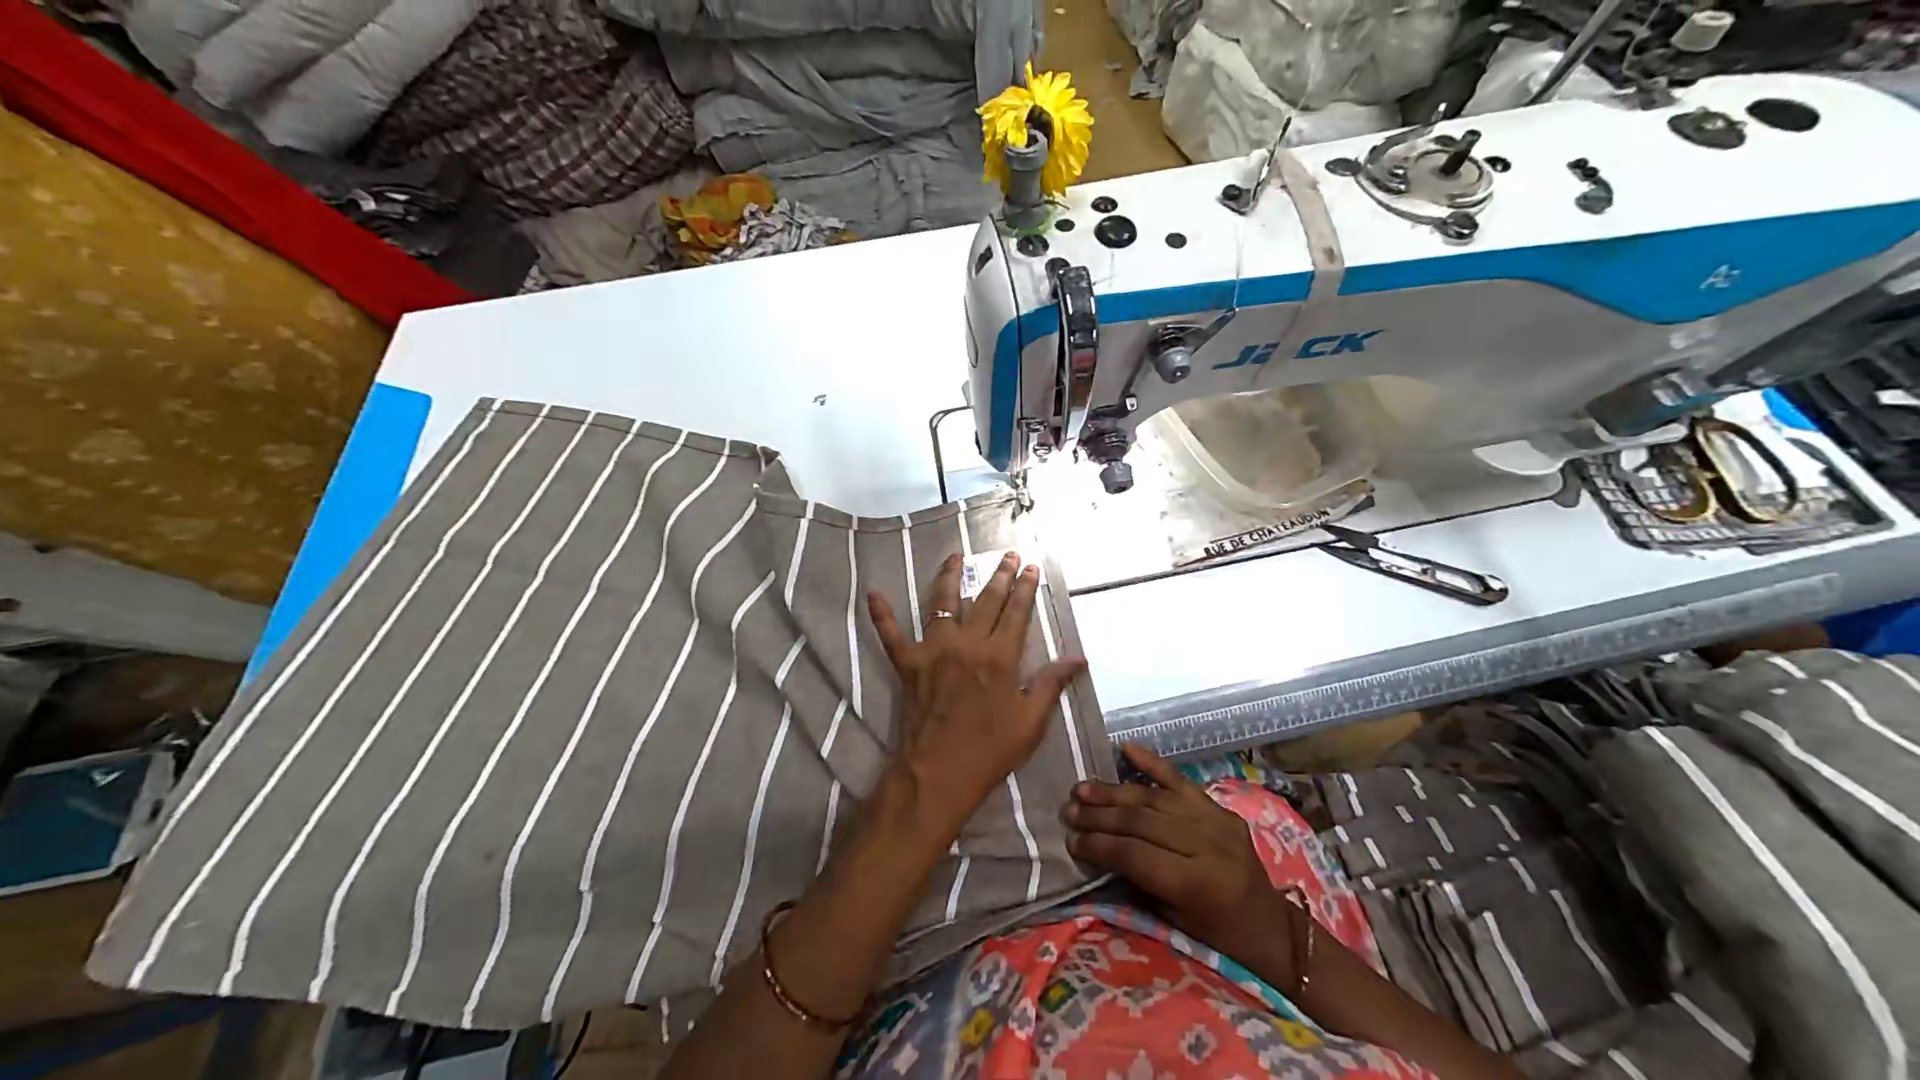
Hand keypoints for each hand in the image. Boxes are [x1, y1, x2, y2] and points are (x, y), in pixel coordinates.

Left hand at [869, 552, 1086, 833]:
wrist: (939, 773)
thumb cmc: (990, 751)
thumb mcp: (1030, 721)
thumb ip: (1050, 684)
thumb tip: (1078, 659)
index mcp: (999, 657)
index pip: (1016, 612)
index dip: (1025, 588)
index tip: (1031, 567)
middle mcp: (966, 644)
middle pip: (985, 601)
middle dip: (999, 575)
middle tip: (1007, 555)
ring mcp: (933, 651)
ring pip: (942, 604)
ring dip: (949, 577)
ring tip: (955, 557)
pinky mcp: (908, 664)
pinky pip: (891, 634)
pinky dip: (882, 614)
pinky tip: (873, 593)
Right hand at [1065, 743, 1293, 967]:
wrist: (1271, 929)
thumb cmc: (1217, 938)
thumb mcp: (1173, 921)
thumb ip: (1136, 881)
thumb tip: (1093, 848)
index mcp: (1198, 882)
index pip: (1136, 854)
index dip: (1099, 845)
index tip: (1071, 841)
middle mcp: (1209, 844)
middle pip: (1142, 821)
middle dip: (1100, 816)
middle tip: (1068, 811)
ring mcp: (1217, 821)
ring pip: (1154, 798)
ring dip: (1114, 792)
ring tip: (1082, 789)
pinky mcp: (1220, 808)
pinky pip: (1180, 780)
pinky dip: (1152, 763)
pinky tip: (1126, 748)